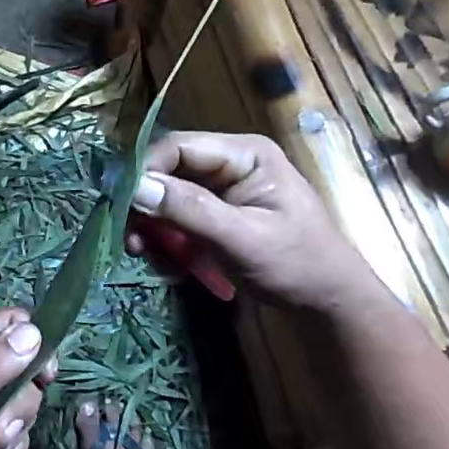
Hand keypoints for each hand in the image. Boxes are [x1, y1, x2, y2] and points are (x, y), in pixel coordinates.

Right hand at [127, 131, 360, 309]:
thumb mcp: (242, 237)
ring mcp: (221, 191)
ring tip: (148, 257)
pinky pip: (176, 219)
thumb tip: (135, 187)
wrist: (327, 302)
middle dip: (145, 205)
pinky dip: (165, 241)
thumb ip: (190, 210)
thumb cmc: (296, 264)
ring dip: (152, 227)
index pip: (178, 147)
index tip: (121, 206)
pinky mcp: (214, 216)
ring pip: (166, 198)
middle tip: (131, 240)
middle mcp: (228, 164)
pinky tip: (170, 266)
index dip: (145, 171)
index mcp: (244, 155)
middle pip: (167, 171)